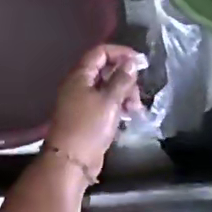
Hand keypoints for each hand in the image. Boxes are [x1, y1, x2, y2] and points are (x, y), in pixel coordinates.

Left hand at [46, 44, 143, 174]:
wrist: (71, 159)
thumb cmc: (88, 126)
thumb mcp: (108, 101)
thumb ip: (121, 80)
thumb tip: (131, 61)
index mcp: (80, 75)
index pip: (100, 53)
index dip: (120, 53)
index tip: (141, 61)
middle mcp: (79, 84)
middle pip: (105, 70)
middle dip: (125, 79)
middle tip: (137, 95)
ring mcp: (82, 100)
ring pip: (107, 88)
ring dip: (124, 95)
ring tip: (135, 110)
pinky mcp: (87, 116)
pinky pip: (105, 103)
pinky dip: (118, 106)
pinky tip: (129, 116)